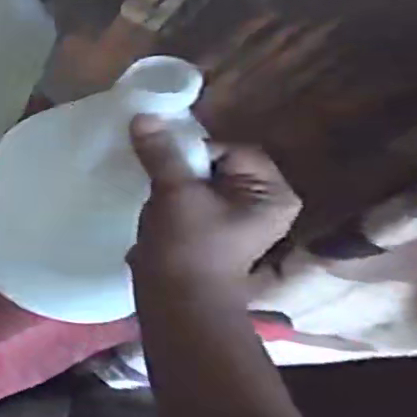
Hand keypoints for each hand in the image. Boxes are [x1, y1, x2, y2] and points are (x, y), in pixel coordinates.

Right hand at [127, 115, 300, 286]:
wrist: (176, 299)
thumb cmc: (187, 246)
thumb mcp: (175, 193)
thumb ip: (161, 153)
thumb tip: (143, 116)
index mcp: (272, 194)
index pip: (233, 151)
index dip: (196, 151)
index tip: (166, 165)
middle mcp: (263, 205)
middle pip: (216, 165)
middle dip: (182, 167)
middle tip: (157, 178)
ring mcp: (237, 221)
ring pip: (200, 183)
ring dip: (172, 183)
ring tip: (154, 196)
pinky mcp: (211, 232)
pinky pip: (192, 201)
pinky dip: (171, 200)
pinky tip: (154, 208)